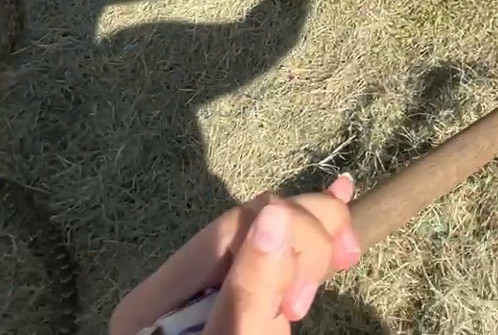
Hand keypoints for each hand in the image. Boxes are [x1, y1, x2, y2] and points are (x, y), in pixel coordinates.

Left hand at [109, 176, 362, 334]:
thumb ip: (249, 292)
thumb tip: (277, 212)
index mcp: (157, 296)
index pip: (236, 225)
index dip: (291, 239)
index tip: (308, 300)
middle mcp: (179, 282)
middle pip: (256, 220)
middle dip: (306, 239)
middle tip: (326, 285)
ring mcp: (209, 288)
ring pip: (275, 231)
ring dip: (310, 251)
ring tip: (318, 287)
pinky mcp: (236, 296)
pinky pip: (277, 247)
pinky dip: (313, 230)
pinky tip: (340, 196)